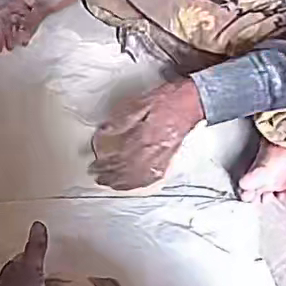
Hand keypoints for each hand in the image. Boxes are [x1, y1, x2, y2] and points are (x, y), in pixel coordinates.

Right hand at [0, 0, 84, 51]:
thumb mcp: (43, 7)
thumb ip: (30, 23)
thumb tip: (20, 40)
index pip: (0, 16)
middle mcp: (20, 3)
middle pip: (5, 21)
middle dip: (3, 36)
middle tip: (4, 50)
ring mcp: (28, 7)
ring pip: (14, 23)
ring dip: (12, 35)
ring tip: (12, 47)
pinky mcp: (38, 11)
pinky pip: (25, 23)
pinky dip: (23, 32)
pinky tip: (24, 41)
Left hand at [90, 79, 204, 189]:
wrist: (191, 102)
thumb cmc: (167, 101)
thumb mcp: (137, 104)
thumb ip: (120, 121)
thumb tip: (104, 132)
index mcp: (142, 139)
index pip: (116, 158)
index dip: (103, 164)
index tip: (94, 166)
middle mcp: (151, 153)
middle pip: (125, 172)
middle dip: (109, 176)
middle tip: (97, 176)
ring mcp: (161, 159)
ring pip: (137, 178)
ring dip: (121, 184)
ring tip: (110, 184)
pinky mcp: (168, 160)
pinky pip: (151, 178)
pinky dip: (139, 184)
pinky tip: (133, 184)